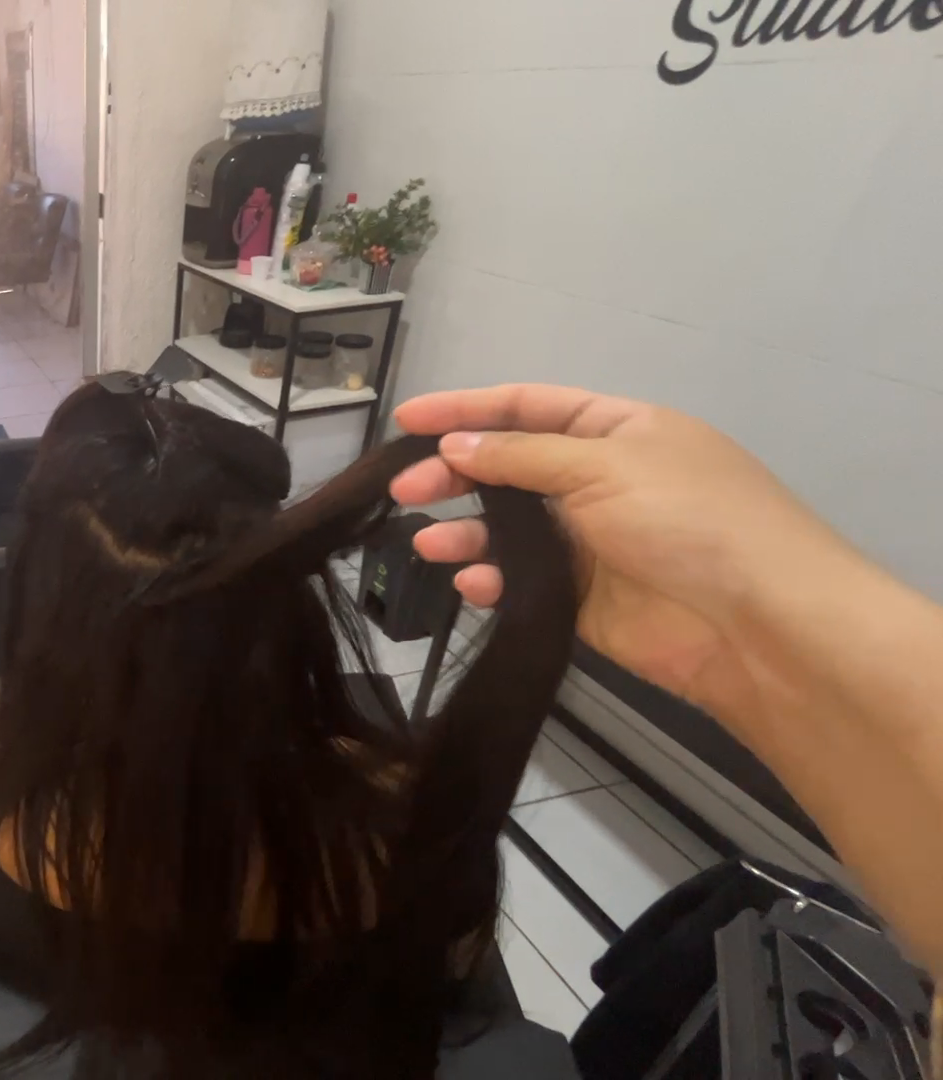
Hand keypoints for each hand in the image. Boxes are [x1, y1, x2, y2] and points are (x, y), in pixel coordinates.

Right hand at [388, 385, 853, 711]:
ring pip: (499, 528)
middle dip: (450, 476)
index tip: (405, 421)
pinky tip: (475, 584)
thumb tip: (454, 445)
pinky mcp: (571, 591)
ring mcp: (581, 538)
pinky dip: (489, 579)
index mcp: (614, 433)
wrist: (757, 626)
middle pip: (501, 467)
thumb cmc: (688, 521)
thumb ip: (519, 456)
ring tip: (428, 545)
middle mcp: (593, 480)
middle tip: (403, 490)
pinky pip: (514, 577)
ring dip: (460, 533)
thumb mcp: (603, 466)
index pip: (525, 408)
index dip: (463, 409)